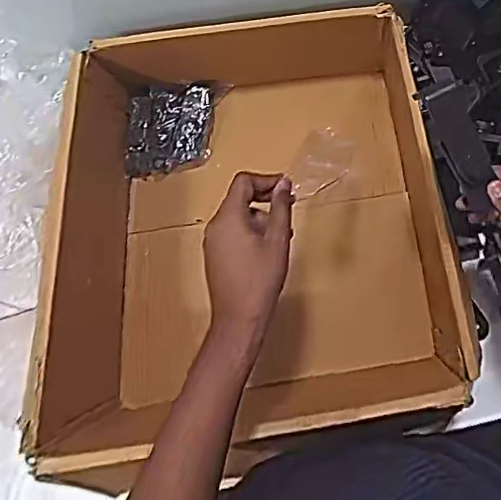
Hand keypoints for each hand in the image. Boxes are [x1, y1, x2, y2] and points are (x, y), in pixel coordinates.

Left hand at [204, 172, 294, 337]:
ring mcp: (212, 241)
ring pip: (237, 214)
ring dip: (260, 214)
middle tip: (288, 205)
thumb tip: (283, 184)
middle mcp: (215, 226)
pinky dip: (251, 228)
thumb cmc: (260, 278)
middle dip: (265, 196)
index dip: (266, 180)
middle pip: (239, 196)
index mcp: (228, 217)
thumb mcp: (277, 238)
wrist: (239, 319)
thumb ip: (280, 206)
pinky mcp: (215, 255)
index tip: (285, 188)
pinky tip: (268, 245)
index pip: (243, 182)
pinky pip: (233, 229)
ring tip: (282, 231)